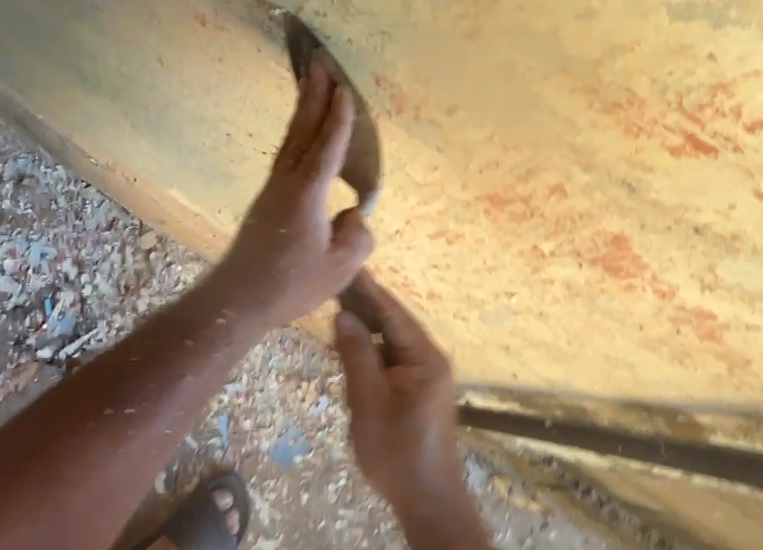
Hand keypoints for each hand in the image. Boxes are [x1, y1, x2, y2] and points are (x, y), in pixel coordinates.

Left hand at [205, 61, 374, 328]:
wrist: (239, 298)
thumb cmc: (291, 284)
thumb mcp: (341, 267)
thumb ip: (357, 235)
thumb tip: (350, 213)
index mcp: (307, 191)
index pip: (328, 145)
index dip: (339, 117)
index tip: (344, 88)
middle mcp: (287, 180)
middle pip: (303, 129)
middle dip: (314, 95)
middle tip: (320, 62)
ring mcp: (273, 187)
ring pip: (292, 138)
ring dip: (303, 109)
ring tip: (310, 83)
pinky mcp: (267, 198)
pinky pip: (288, 152)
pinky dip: (298, 132)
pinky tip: (303, 134)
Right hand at [334, 272, 465, 508]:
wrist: (427, 499)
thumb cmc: (398, 450)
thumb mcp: (369, 400)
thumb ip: (356, 354)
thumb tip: (344, 315)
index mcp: (424, 356)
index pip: (391, 311)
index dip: (367, 287)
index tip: (346, 262)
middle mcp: (429, 359)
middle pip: (392, 321)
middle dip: (363, 302)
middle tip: (333, 279)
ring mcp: (424, 375)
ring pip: (390, 339)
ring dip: (365, 324)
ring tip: (336, 301)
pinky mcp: (416, 390)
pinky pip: (390, 357)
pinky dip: (370, 346)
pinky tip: (349, 340)